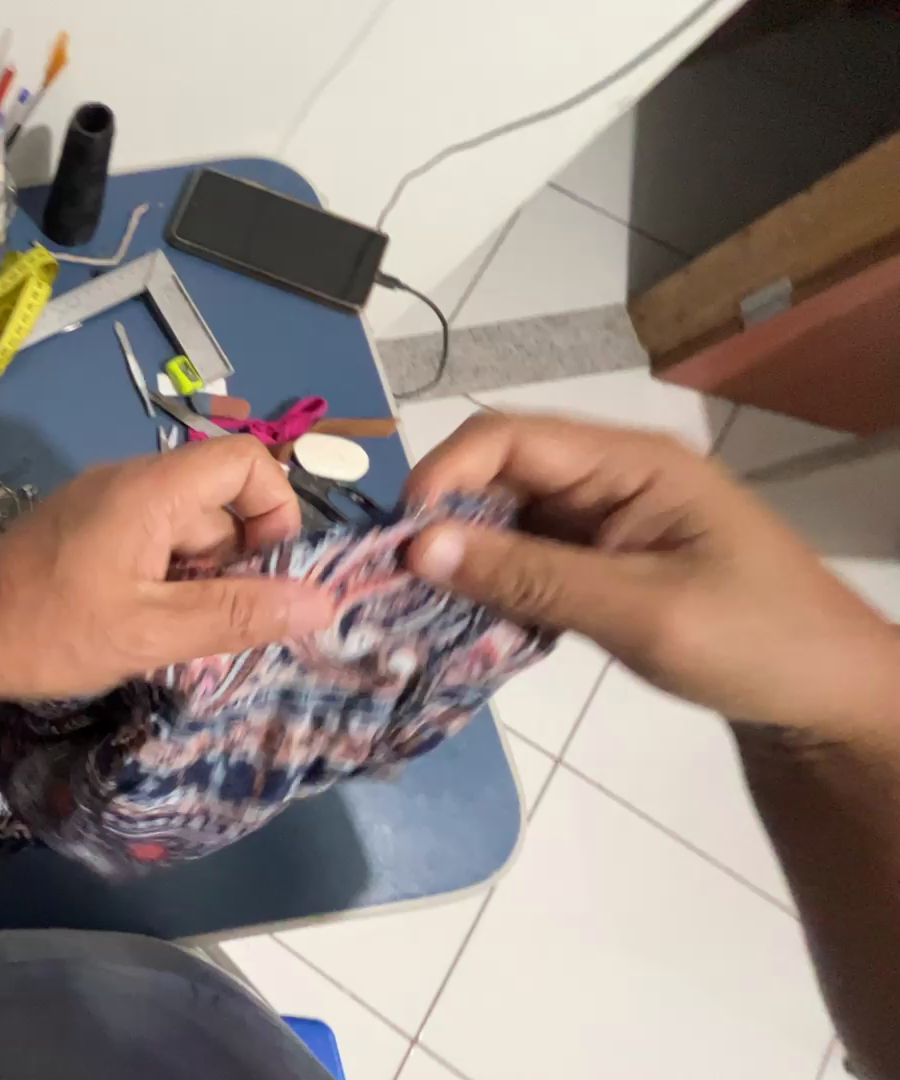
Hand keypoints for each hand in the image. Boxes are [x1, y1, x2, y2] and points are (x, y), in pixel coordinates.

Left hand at [0, 437, 334, 702]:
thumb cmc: (46, 630)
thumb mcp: (151, 631)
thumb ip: (237, 614)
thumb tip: (322, 600)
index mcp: (149, 489)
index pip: (245, 461)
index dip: (275, 511)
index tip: (264, 576)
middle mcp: (126, 483)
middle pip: (216, 501)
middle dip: (232, 563)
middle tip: (212, 626)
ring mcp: (97, 507)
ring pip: (180, 530)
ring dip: (194, 581)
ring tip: (169, 635)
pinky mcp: (77, 533)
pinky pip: (143, 544)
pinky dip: (159, 581)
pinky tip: (138, 627)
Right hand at [402, 413, 896, 738]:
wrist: (831, 699)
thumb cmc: (761, 644)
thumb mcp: (642, 612)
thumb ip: (528, 576)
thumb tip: (415, 547)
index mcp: (629, 464)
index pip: (504, 438)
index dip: (442, 474)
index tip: (405, 537)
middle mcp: (601, 476)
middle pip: (488, 470)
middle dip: (440, 515)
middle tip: (406, 574)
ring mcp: (591, 515)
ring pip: (490, 512)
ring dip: (455, 551)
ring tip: (429, 598)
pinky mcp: (582, 552)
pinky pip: (508, 549)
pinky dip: (479, 576)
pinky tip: (472, 609)